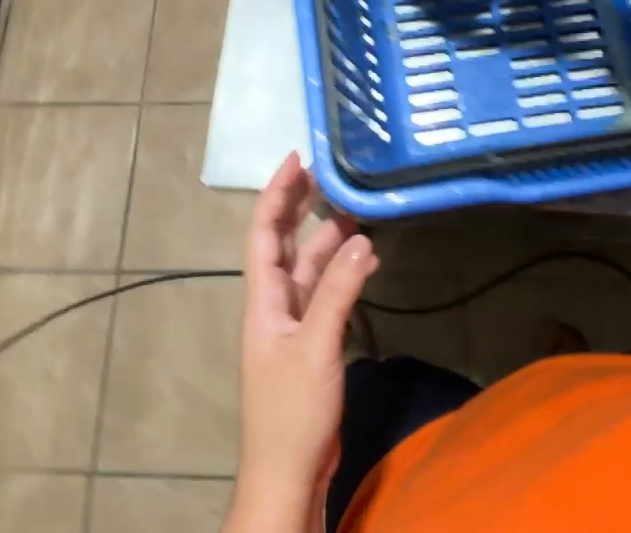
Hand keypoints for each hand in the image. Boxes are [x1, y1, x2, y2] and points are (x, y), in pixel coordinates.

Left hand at [230, 153, 377, 531]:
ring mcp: (292, 323)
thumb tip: (360, 238)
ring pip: (309, 266)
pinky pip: (326, 293)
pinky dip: (344, 272)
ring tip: (355, 208)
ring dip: (328, 238)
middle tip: (325, 171)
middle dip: (299, 205)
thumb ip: (338, 293)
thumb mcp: (316, 347)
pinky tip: (367, 260)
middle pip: (284, 242)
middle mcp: (274, 303)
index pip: (265, 232)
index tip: (296, 158)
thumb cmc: (291, 411)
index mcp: (262, 298)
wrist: (287, 473)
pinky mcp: (311, 342)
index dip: (277, 193)